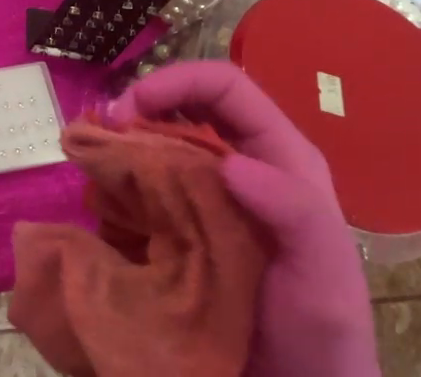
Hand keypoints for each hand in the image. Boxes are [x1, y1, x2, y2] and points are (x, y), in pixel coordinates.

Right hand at [111, 62, 378, 376]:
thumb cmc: (319, 340)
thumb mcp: (325, 280)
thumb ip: (298, 215)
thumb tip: (234, 162)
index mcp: (280, 160)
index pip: (227, 87)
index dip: (179, 80)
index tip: (133, 106)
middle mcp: (242, 165)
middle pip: (185, 104)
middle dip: (141, 104)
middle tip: (105, 129)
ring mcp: (208, 195)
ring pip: (161, 138)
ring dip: (125, 137)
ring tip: (95, 155)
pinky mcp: (179, 223)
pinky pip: (144, 181)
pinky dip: (117, 175)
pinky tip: (100, 190)